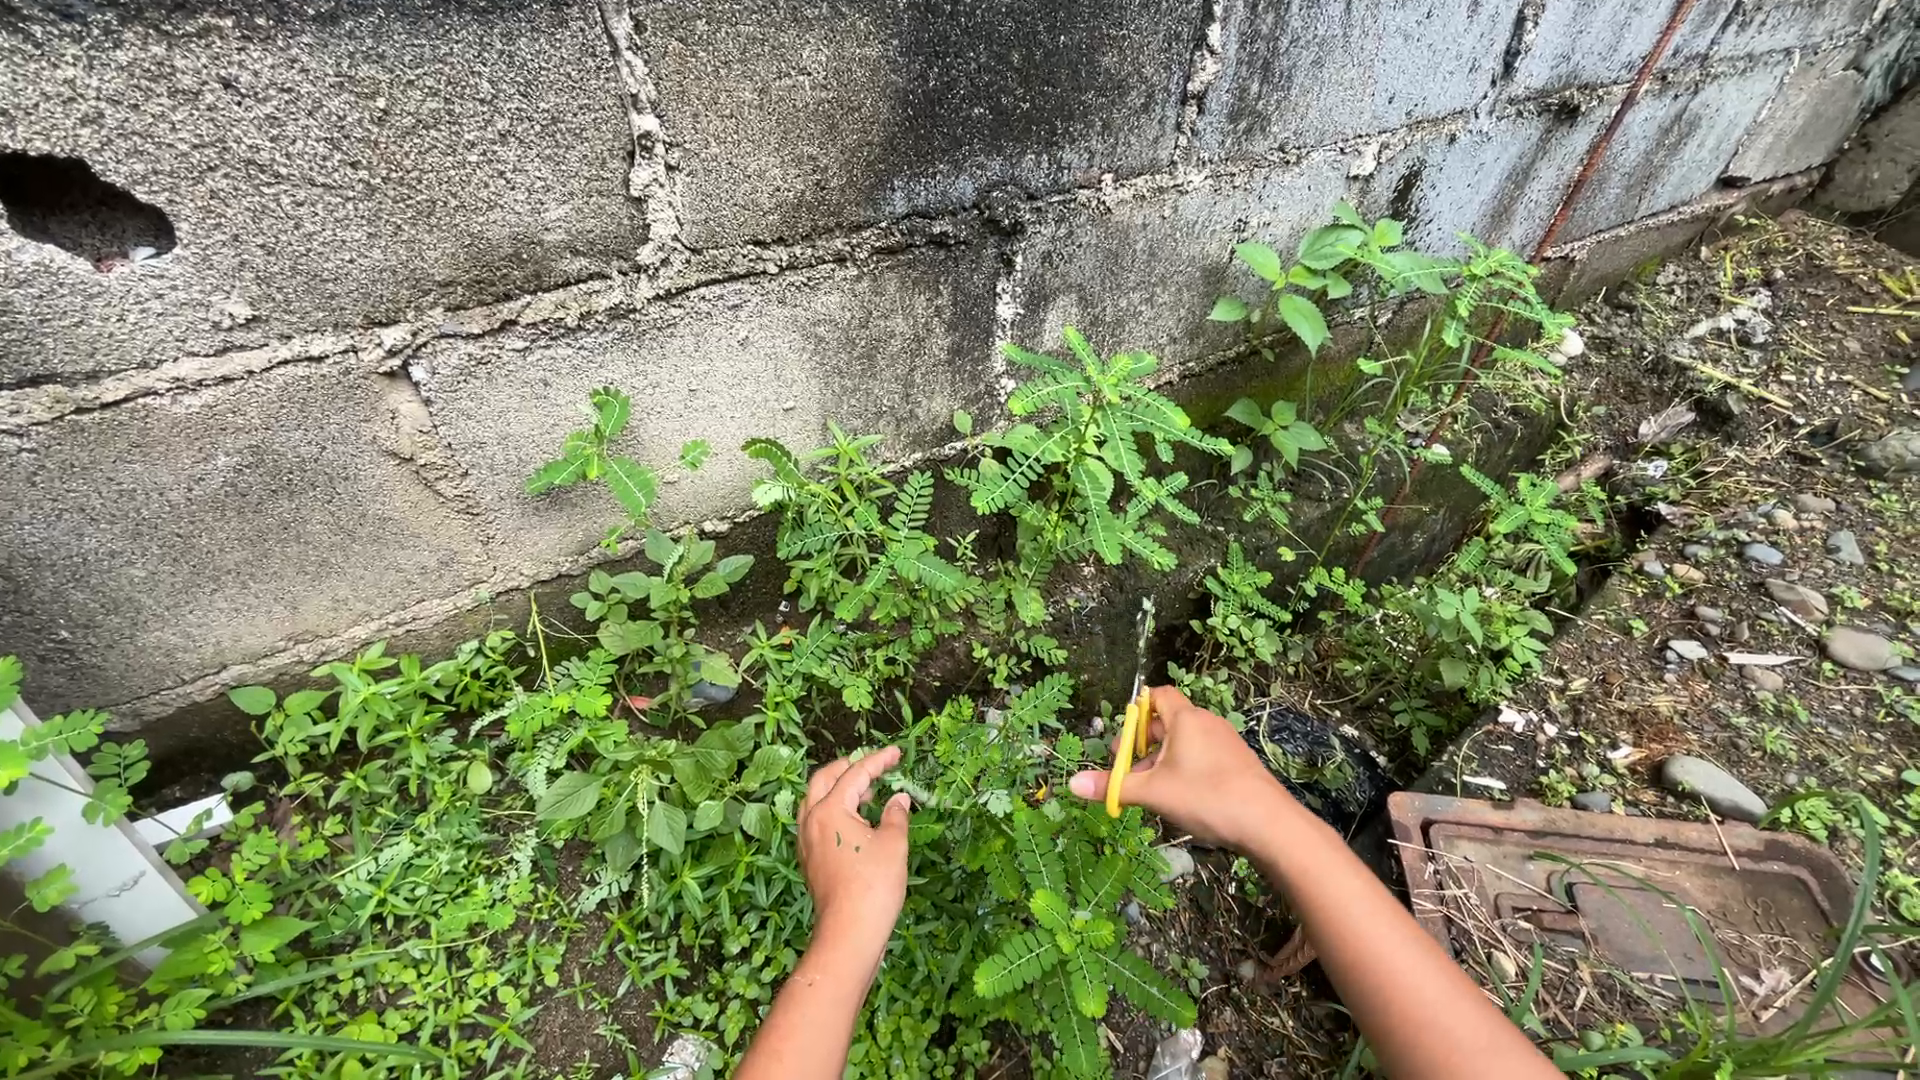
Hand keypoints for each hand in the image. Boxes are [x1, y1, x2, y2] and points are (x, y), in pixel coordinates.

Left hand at [797, 747, 912, 962]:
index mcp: (829, 810)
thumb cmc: (874, 885)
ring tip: (868, 793)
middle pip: (824, 779)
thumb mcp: (893, 843)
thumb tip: (899, 798)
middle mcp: (811, 820)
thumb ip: (896, 813)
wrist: (849, 934)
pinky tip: (857, 821)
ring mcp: (806, 841)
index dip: (878, 760)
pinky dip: (835, 809)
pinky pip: (817, 820)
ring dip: (839, 789)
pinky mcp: (809, 859)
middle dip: (849, 767)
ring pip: (816, 800)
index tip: (897, 753)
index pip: (855, 774)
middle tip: (874, 765)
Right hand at [1067, 685, 1291, 851]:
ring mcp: (1226, 743)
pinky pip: (1204, 756)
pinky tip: (1184, 800)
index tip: (1124, 740)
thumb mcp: (1153, 792)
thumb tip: (1072, 784)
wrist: (1270, 824)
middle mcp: (1207, 722)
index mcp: (1186, 718)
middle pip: (1168, 722)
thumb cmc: (1206, 796)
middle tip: (1130, 770)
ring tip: (1153, 790)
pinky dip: (1187, 769)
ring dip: (1165, 761)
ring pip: (1186, 743)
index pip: (1157, 696)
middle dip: (1145, 745)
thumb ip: (1112, 786)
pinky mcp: (1239, 763)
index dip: (1137, 712)